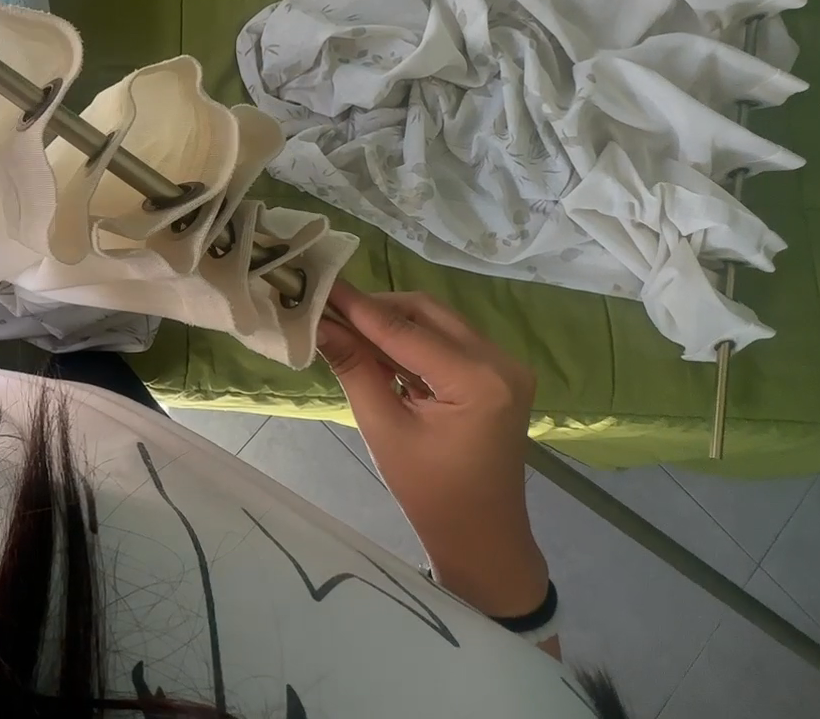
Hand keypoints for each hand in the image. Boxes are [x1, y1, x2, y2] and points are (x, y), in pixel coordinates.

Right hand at [318, 282, 548, 618]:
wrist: (481, 535)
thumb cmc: (428, 490)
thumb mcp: (382, 426)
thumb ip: (352, 366)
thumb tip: (317, 323)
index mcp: (477, 380)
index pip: (403, 329)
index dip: (356, 306)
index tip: (316, 285)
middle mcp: (500, 361)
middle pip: (424, 311)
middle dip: (373, 307)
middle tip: (326, 309)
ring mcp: (503, 366)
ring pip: (434, 320)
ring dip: (389, 320)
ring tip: (343, 327)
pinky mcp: (496, 373)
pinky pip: (445, 338)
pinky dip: (407, 337)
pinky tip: (374, 347)